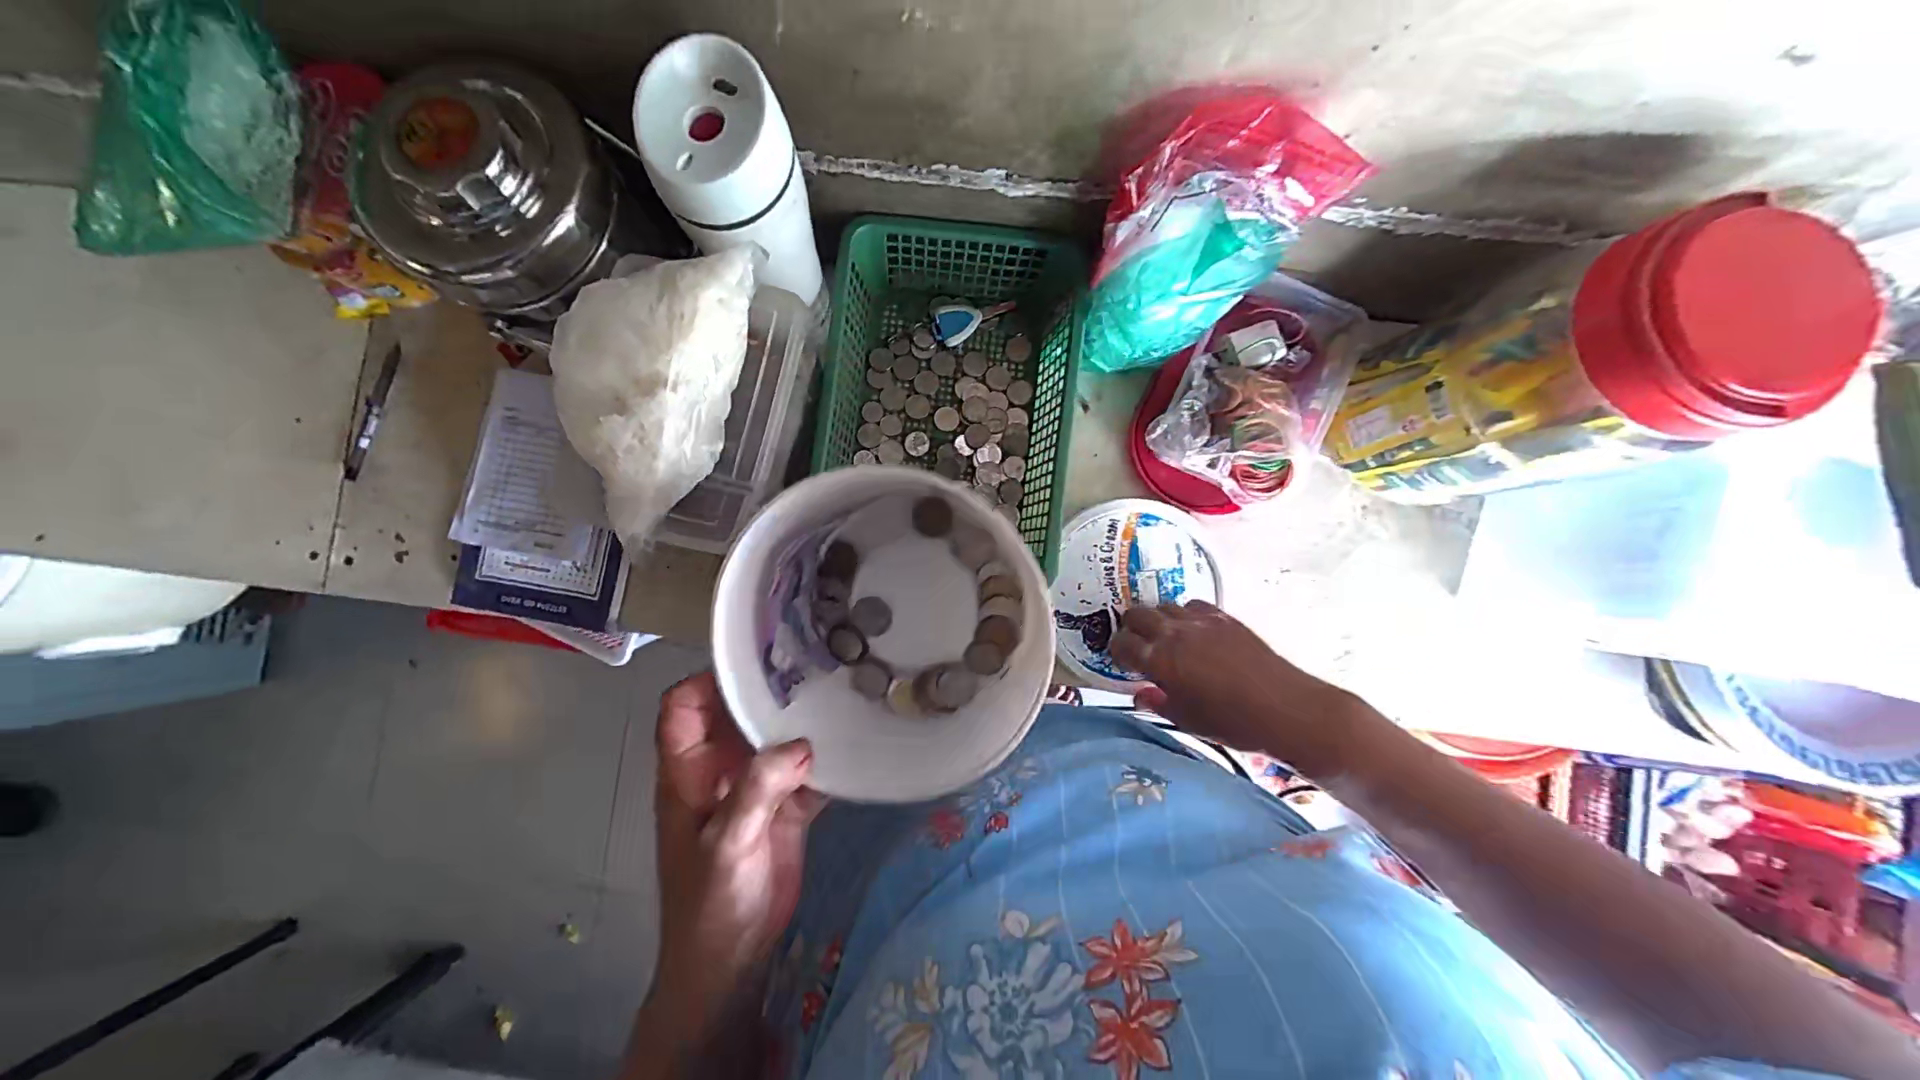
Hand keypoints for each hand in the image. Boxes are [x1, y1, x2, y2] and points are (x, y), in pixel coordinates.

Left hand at [645, 672, 824, 1042]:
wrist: (732, 960)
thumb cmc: (710, 902)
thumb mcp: (726, 843)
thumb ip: (757, 791)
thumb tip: (802, 744)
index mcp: (689, 772)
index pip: (683, 708)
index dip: (707, 680)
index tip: (753, 662)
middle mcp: (722, 769)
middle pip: (737, 714)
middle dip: (769, 690)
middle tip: (814, 662)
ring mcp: (756, 787)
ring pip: (776, 738)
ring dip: (803, 720)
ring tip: (841, 688)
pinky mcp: (787, 806)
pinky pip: (808, 769)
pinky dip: (828, 757)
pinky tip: (856, 739)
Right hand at [1111, 601, 1375, 775]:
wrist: (1285, 708)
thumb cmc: (1232, 722)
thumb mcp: (1187, 720)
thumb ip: (1158, 703)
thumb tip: (1141, 694)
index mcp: (1159, 660)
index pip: (1122, 644)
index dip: (1117, 651)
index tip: (1121, 661)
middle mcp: (1174, 633)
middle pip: (1137, 614)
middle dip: (1131, 628)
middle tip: (1136, 644)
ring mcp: (1200, 621)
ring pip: (1164, 605)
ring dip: (1156, 618)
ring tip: (1163, 636)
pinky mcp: (1223, 617)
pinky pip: (1192, 605)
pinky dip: (1184, 614)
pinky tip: (1192, 631)